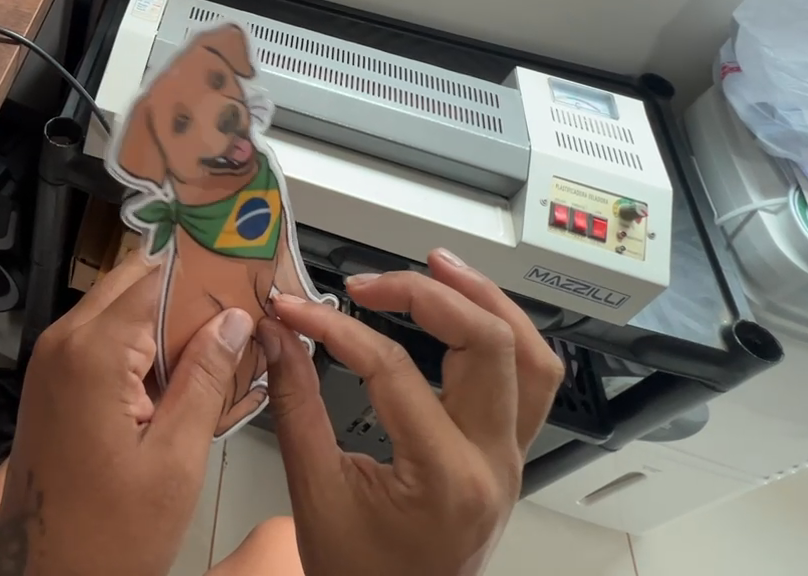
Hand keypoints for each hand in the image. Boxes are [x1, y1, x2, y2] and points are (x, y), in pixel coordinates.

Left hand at [0, 255, 254, 575]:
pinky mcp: (50, 375)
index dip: (205, 276)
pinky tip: (177, 367)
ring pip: (117, 304)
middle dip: (185, 290)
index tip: (248, 278)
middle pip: (132, 281)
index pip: (157, 280)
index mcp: (92, 351)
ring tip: (217, 338)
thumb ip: (205, 379)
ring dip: (163, 314)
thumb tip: (235, 317)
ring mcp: (51, 355)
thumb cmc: (112, 532)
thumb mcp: (174, 461)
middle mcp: (63, 338)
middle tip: (237, 310)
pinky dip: (138, 338)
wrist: (42, 575)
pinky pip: (100, 334)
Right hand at [261, 249, 564, 575]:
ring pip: (531, 358)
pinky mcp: (506, 451)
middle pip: (489, 347)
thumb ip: (293, 401)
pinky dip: (504, 330)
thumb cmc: (358, 572)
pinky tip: (466, 306)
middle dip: (426, 295)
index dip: (333, 326)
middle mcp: (493, 463)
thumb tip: (275, 332)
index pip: (390, 368)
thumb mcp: (313, 489)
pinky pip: (530, 379)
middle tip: (368, 279)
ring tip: (438, 263)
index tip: (291, 309)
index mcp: (444, 477)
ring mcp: (509, 457)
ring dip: (487, 301)